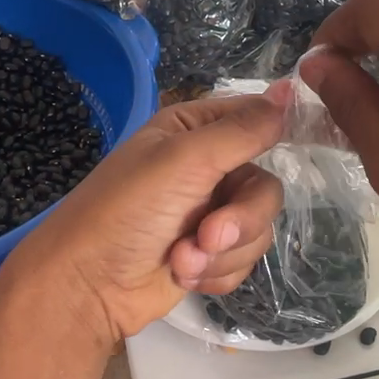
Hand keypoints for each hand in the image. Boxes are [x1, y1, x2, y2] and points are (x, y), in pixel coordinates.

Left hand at [0, 92, 286, 343]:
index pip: (254, 119)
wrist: (87, 288)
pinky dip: (217, 274)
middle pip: (264, 188)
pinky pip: (244, 261)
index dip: (274, 136)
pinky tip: (184, 278)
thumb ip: (242, 130)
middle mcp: (205, 168)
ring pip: (257, 229)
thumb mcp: (184, 160)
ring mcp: (208, 215)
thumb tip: (291, 90)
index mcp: (193, 131)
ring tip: (182, 263)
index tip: (288, 154)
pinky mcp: (208, 257)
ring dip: (223, 253)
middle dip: (240, 220)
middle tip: (208, 237)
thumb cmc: (126, 211)